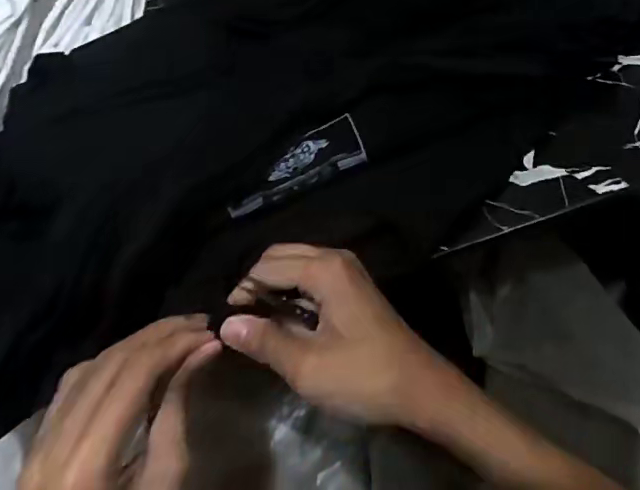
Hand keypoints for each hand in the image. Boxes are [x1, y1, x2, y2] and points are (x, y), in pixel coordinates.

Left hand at [19, 316, 220, 489]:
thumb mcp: (163, 482)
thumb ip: (176, 412)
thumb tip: (203, 351)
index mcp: (85, 463)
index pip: (133, 373)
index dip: (176, 343)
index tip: (213, 333)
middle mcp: (52, 445)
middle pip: (110, 362)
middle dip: (161, 335)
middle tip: (202, 324)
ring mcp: (37, 444)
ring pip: (89, 366)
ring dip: (137, 343)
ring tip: (177, 335)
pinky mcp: (35, 446)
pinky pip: (71, 386)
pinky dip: (109, 362)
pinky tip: (135, 361)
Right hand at [219, 244, 463, 428]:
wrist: (416, 385)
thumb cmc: (361, 375)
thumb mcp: (307, 366)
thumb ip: (265, 341)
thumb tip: (226, 323)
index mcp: (326, 269)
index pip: (267, 266)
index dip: (242, 291)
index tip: (223, 324)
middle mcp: (337, 258)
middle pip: (281, 255)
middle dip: (255, 282)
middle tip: (237, 324)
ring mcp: (347, 270)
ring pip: (296, 263)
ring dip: (272, 286)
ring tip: (254, 325)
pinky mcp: (351, 286)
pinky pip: (311, 276)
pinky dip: (291, 291)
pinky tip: (281, 322)